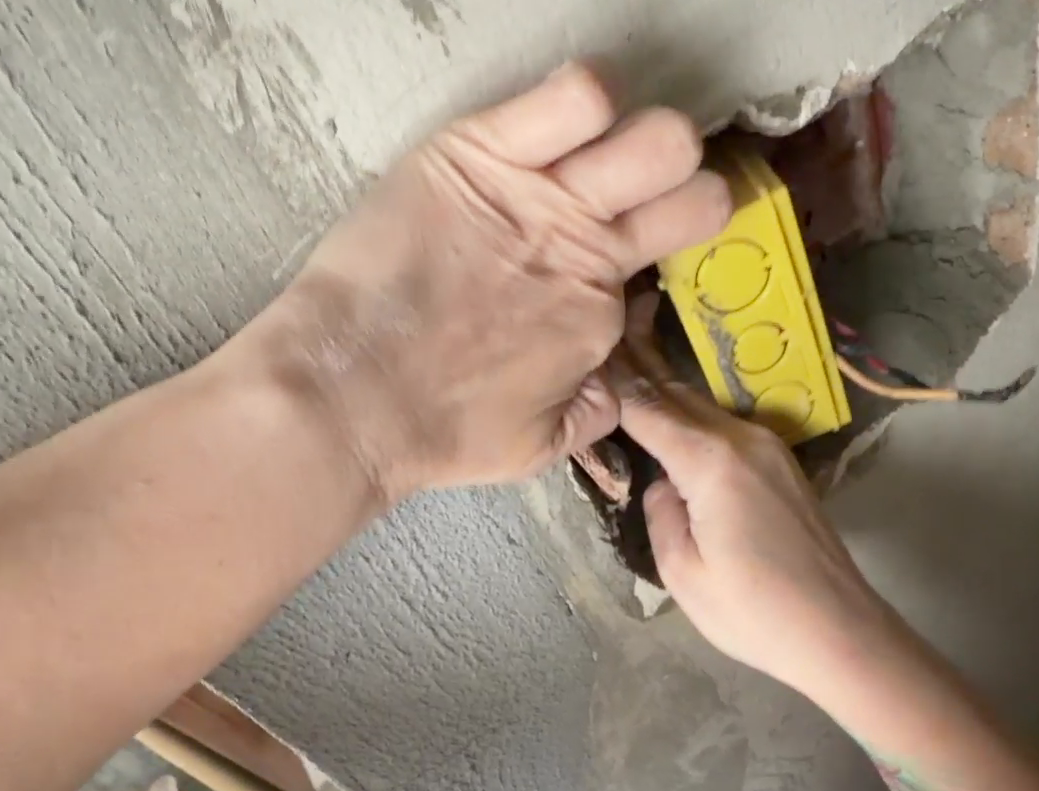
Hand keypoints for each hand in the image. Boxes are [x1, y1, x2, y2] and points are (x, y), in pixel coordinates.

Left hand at [266, 63, 731, 496]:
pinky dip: (588, 98)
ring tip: (609, 154)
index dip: (659, 239)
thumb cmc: (438, 431)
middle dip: (683, 181)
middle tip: (644, 190)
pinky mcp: (481, 156)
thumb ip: (597, 408)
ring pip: (656, 139)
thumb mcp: (542, 445)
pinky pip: (576, 100)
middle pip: (690, 188)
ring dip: (651, 140)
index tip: (635, 238)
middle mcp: (590, 257)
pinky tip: (577, 118)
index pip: (659, 262)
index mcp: (601, 319)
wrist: (349, 400)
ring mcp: (544, 203)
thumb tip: (617, 378)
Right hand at [615, 347, 896, 692]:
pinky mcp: (783, 464)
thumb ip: (661, 512)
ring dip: (666, 399)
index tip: (584, 368)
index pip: (648, 409)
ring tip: (627, 387)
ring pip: (704, 408)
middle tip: (598, 366)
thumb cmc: (753, 611)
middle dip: (637, 379)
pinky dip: (694, 422)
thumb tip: (665, 483)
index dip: (613, 386)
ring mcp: (769, 447)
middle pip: (678, 396)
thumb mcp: (683, 572)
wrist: (837, 629)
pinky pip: (726, 429)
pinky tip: (675, 430)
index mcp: (711, 461)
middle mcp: (742, 438)